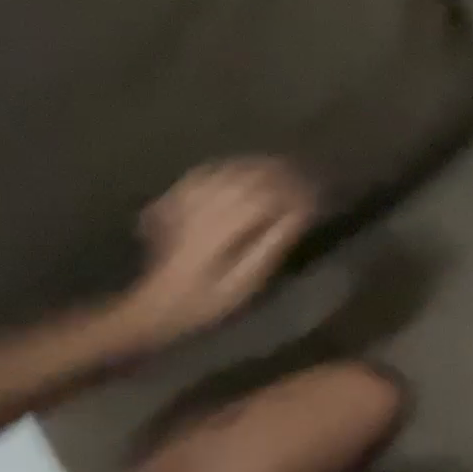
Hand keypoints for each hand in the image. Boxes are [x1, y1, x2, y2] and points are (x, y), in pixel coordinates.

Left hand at [119, 157, 317, 343]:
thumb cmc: (207, 301)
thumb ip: (272, 245)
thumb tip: (301, 214)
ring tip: (284, 169)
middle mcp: (203, 207)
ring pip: (227, 171)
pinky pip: (204, 174)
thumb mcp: (245, 281)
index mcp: (222, 227)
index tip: (317, 195)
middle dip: (281, 174)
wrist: (155, 305)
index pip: (266, 196)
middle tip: (307, 177)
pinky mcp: (174, 203)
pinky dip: (229, 167)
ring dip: (258, 167)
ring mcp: (186, 202)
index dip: (295, 191)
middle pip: (247, 177)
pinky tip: (243, 169)